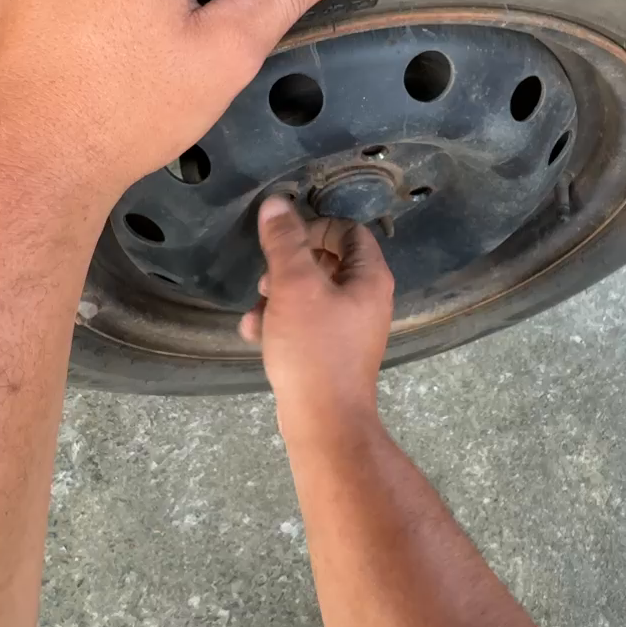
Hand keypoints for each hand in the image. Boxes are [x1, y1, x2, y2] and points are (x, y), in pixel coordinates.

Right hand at [241, 197, 395, 423]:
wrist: (324, 423)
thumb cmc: (314, 348)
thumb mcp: (295, 286)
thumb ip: (285, 242)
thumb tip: (276, 203)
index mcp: (370, 277)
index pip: (349, 231)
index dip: (316, 227)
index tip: (284, 239)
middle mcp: (367, 299)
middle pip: (328, 261)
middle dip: (291, 264)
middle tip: (266, 277)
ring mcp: (351, 328)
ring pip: (312, 293)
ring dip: (279, 295)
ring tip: (257, 309)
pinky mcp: (333, 352)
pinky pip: (307, 323)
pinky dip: (282, 322)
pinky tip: (255, 333)